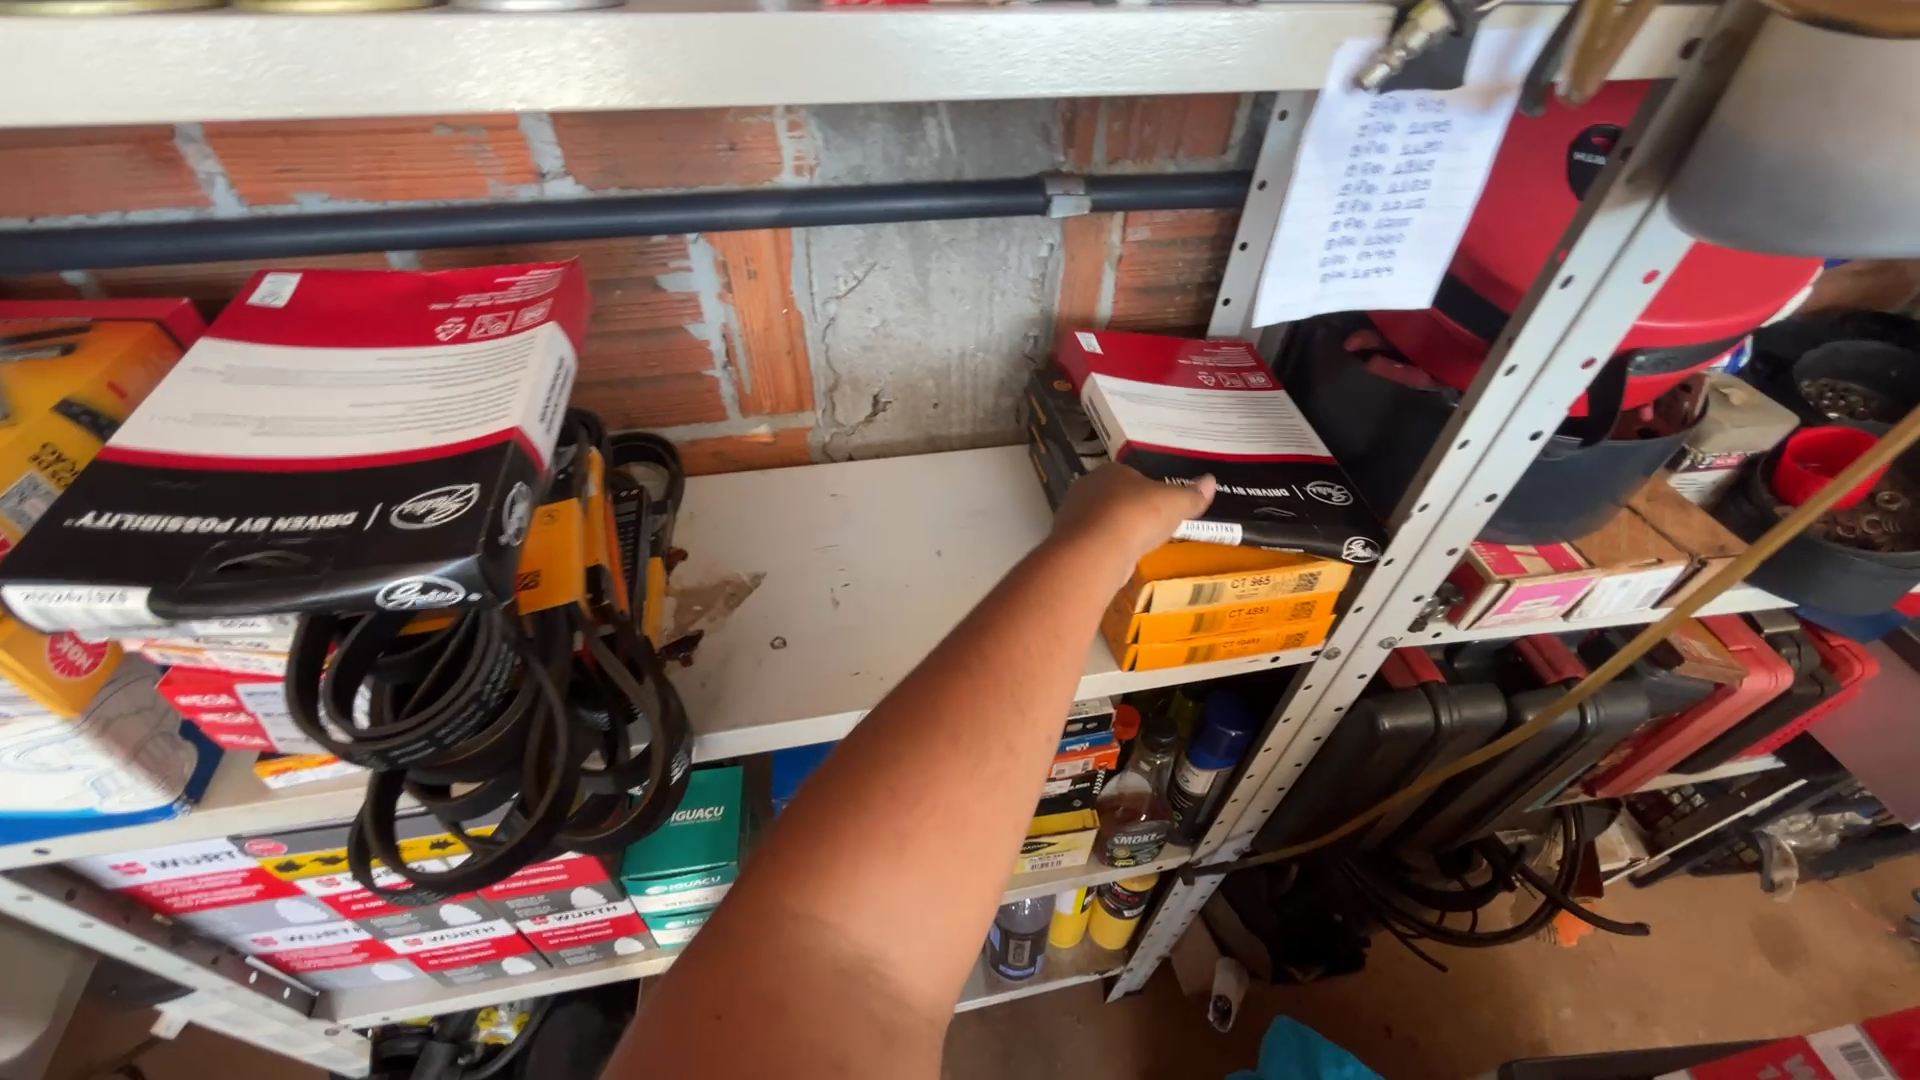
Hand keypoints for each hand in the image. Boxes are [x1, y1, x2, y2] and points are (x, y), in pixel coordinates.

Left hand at [1051, 465, 1215, 569]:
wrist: (1097, 550)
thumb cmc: (1138, 516)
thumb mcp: (1175, 504)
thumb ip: (1192, 494)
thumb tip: (1210, 481)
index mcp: (1111, 470)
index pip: (1131, 476)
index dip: (1146, 491)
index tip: (1159, 507)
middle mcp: (1087, 487)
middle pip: (1112, 497)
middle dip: (1128, 511)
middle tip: (1147, 528)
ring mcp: (1072, 515)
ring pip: (1098, 521)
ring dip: (1113, 532)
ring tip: (1133, 546)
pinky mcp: (1066, 541)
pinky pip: (1090, 543)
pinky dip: (1103, 550)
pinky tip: (1115, 560)